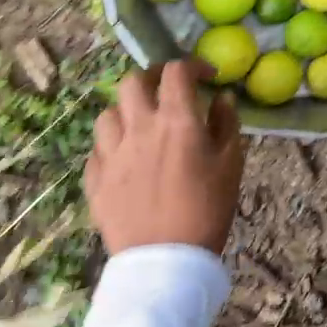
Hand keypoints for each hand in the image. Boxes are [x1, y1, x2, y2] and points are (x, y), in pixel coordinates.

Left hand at [85, 60, 244, 254]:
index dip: (192, 66)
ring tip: (143, 124)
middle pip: (132, 82)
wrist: (166, 260)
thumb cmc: (209, 207)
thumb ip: (226, 123)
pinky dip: (112, 144)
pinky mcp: (94, 180)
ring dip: (128, 111)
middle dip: (152, 79)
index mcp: (177, 120)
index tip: (206, 77)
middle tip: (168, 92)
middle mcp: (139, 129)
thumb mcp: (232, 161)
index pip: (175, 72)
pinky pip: (97, 149)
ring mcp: (111, 154)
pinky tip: (127, 157)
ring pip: (108, 113)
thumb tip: (220, 98)